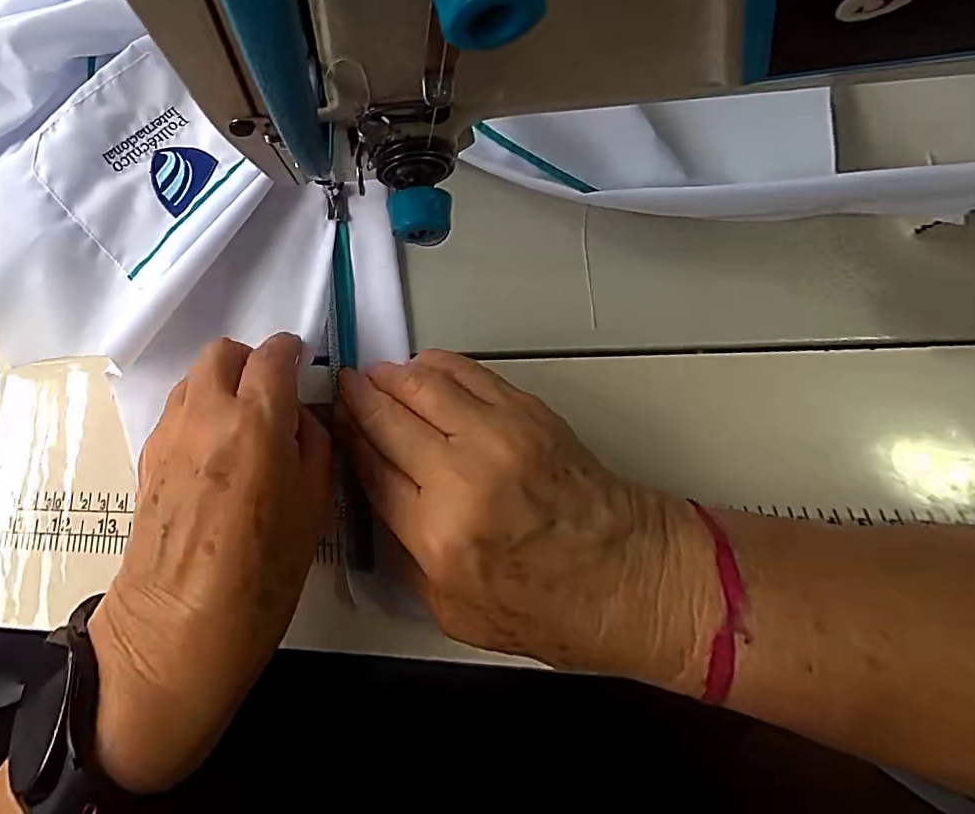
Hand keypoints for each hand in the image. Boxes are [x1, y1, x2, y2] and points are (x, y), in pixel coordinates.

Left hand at [88, 333, 332, 792]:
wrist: (175, 625)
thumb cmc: (259, 579)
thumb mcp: (313, 512)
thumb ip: (312, 446)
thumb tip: (300, 416)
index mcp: (255, 423)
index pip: (272, 356)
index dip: (290, 351)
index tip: (298, 360)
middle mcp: (206, 413)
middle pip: (222, 352)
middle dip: (249, 361)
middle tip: (269, 392)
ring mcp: (170, 430)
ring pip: (194, 377)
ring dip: (220, 384)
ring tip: (241, 424)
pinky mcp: (148, 452)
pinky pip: (176, 410)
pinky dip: (198, 411)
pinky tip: (212, 452)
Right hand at [339, 350, 714, 691]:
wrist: (642, 585)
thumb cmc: (547, 610)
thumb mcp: (451, 610)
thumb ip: (399, 549)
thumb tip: (369, 485)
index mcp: (436, 533)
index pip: (367, 463)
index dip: (344, 434)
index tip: (332, 418)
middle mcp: (460, 477)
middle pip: (384, 417)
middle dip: (356, 397)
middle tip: (344, 387)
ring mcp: (498, 438)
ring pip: (417, 384)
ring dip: (388, 375)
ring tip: (378, 377)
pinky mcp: (527, 415)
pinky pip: (462, 372)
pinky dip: (430, 365)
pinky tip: (418, 371)